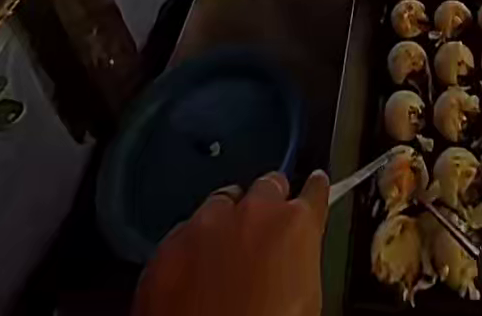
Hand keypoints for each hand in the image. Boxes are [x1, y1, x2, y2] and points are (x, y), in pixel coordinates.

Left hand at [133, 171, 329, 315]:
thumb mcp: (306, 296)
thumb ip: (302, 255)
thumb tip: (295, 251)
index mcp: (297, 222)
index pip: (315, 187)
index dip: (312, 192)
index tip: (310, 191)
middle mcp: (255, 212)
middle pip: (268, 185)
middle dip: (267, 204)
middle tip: (261, 235)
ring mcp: (208, 227)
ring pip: (222, 202)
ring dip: (226, 221)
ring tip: (222, 254)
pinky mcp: (166, 250)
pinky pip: (182, 233)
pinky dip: (189, 247)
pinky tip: (191, 275)